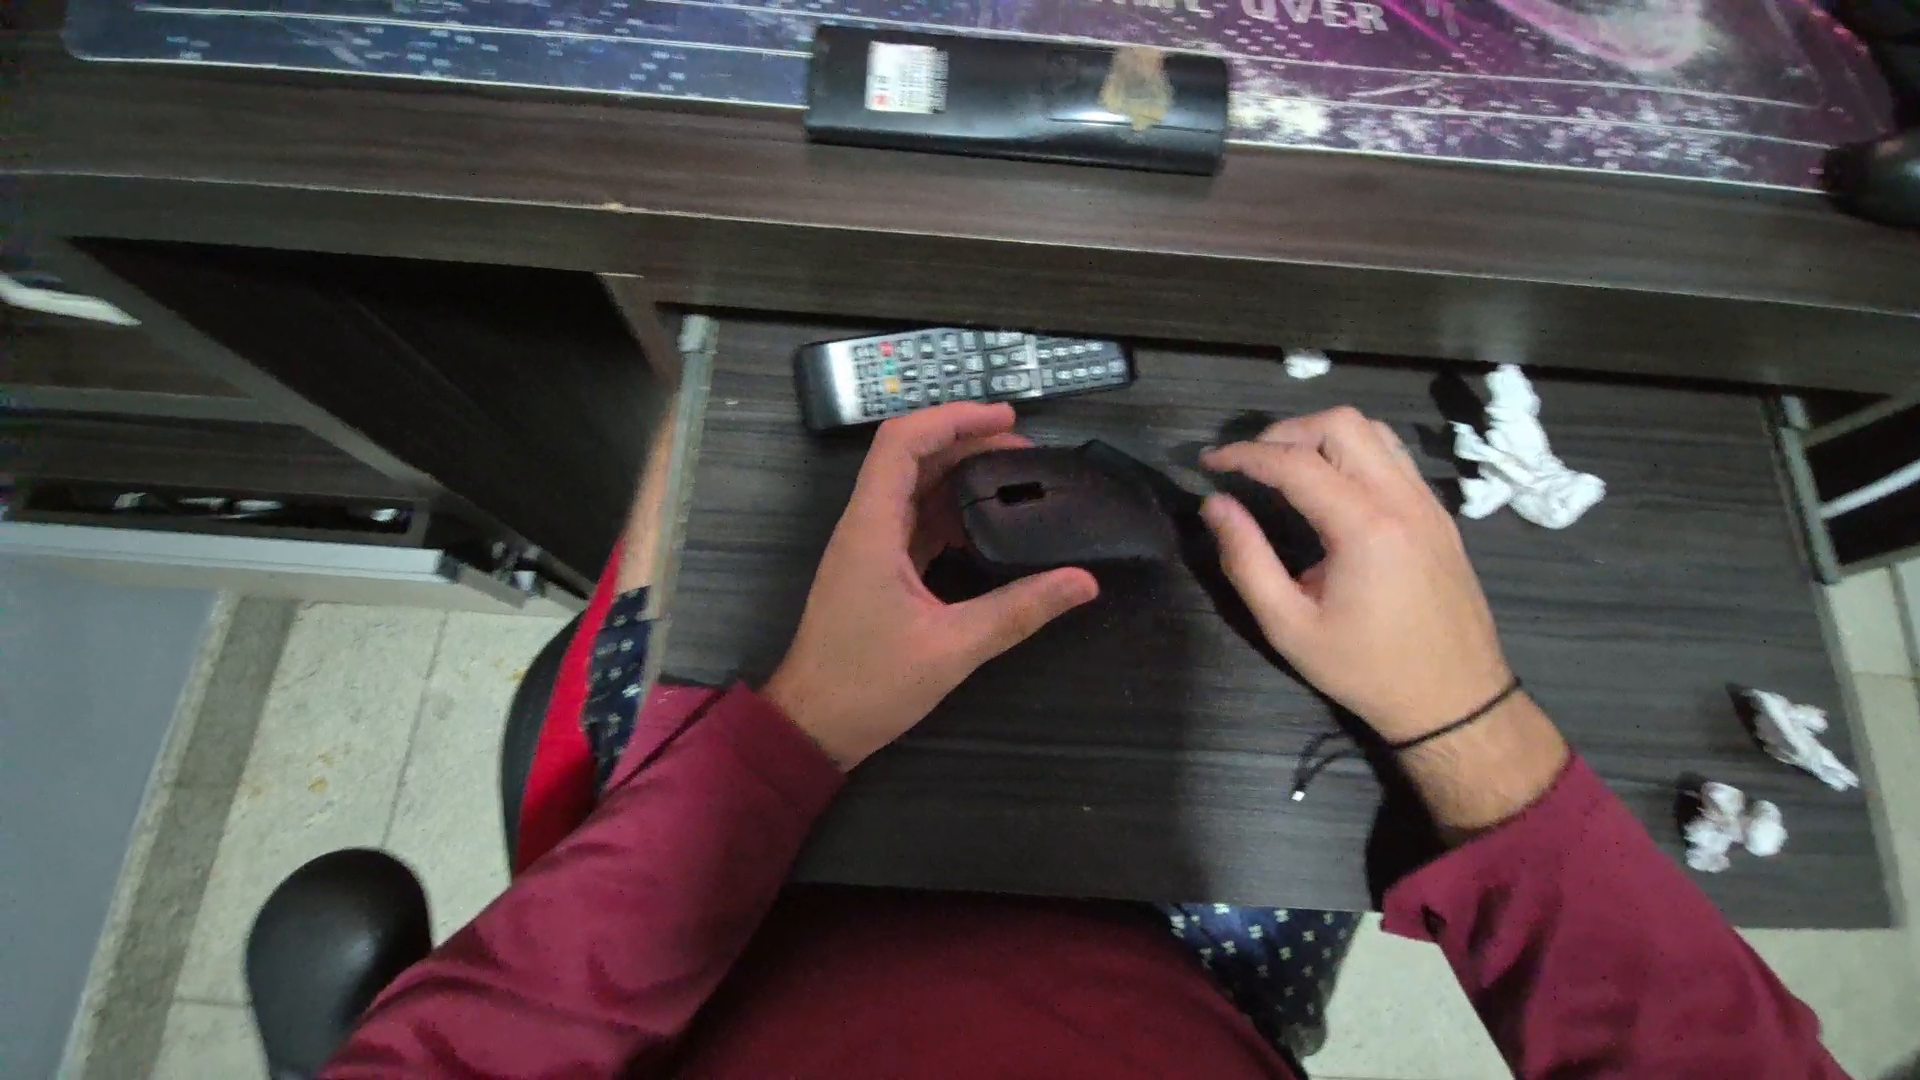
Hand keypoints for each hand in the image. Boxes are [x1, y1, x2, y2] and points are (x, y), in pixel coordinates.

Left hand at [763, 404, 1099, 768]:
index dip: (954, 418)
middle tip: (1025, 451)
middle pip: (912, 457)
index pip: (903, 442)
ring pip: (913, 489)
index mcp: (873, 527)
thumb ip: (1019, 610)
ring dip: (959, 476)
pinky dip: (950, 513)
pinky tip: (987, 525)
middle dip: (967, 443)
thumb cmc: (868, 684)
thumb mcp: (952, 648)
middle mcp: (866, 525)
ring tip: (1014, 479)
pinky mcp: (877, 569)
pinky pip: (914, 522)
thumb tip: (1083, 583)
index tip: (1007, 420)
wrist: (812, 725)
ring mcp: (869, 547)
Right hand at [1199, 408, 1512, 744]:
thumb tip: (1215, 506)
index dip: (1243, 454)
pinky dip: (1351, 452)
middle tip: (1248, 463)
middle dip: (1284, 432)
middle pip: (1341, 424)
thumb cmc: (1364, 668)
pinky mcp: (1438, 515)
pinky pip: (1393, 457)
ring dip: (1320, 436)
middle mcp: (1402, 500)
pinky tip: (1327, 485)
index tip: (1208, 463)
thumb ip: (1245, 560)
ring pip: (1373, 432)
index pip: (1295, 462)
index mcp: (1364, 527)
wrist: (1456, 699)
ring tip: (1283, 467)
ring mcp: (1427, 503)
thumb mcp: (1288, 625)